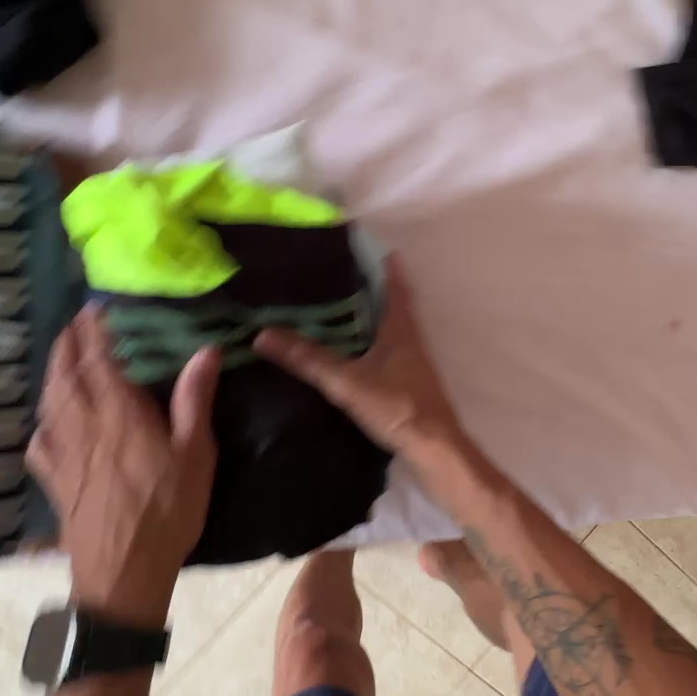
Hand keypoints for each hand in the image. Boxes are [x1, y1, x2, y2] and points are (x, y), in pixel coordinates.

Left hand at [28, 310, 221, 627]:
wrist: (124, 573)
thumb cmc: (169, 511)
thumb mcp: (196, 454)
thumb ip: (195, 400)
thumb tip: (205, 350)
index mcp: (120, 416)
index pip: (101, 361)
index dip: (96, 331)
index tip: (96, 308)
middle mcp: (84, 427)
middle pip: (66, 376)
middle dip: (68, 344)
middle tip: (74, 323)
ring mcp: (64, 456)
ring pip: (50, 403)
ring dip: (53, 373)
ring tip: (61, 358)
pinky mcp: (56, 482)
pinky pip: (41, 442)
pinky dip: (43, 422)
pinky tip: (48, 424)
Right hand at [253, 259, 468, 467]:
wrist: (433, 446)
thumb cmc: (395, 406)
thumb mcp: (346, 381)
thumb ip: (308, 359)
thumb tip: (264, 334)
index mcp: (400, 330)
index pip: (395, 289)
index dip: (389, 269)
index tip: (380, 249)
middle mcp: (411, 340)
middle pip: (395, 306)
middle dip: (377, 289)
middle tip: (352, 274)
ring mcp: (414, 363)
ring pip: (393, 330)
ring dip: (375, 317)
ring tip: (348, 308)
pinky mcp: (411, 384)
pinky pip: (391, 351)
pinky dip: (375, 343)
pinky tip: (359, 352)